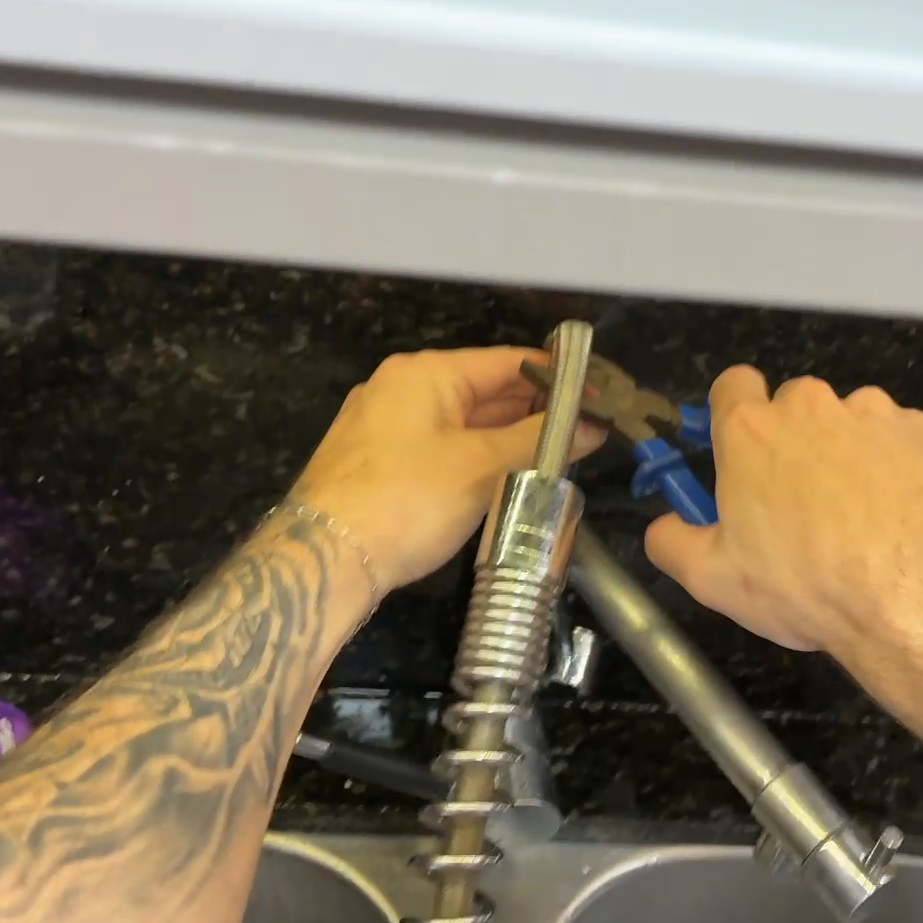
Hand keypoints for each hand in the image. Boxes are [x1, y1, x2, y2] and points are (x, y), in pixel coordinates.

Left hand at [291, 347, 604, 595]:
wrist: (324, 560)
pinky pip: (441, 448)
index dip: (557, 378)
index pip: (507, 362)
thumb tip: (592, 425)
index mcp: (426, 373)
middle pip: (484, 391)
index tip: (598, 398)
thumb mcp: (482, 466)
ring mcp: (384, 426)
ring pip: (462, 423)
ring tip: (558, 457)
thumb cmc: (408, 499)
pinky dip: (476, 458)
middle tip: (586, 434)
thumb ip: (540, 441)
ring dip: (507, 439)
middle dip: (534, 413)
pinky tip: (505, 477)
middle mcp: (401, 389)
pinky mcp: (378, 462)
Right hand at [643, 366, 922, 662]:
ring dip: (843, 450)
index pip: (731, 384)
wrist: (920, 599)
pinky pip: (896, 437)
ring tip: (858, 514)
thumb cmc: (805, 584)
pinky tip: (899, 512)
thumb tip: (664, 525)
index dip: (732, 412)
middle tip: (797, 500)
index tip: (740, 451)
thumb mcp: (711, 579)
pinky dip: (892, 463)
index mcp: (750, 430)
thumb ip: (669, 542)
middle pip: (790, 405)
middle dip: (789, 439)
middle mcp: (809, 405)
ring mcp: (872, 413)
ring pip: (846, 419)